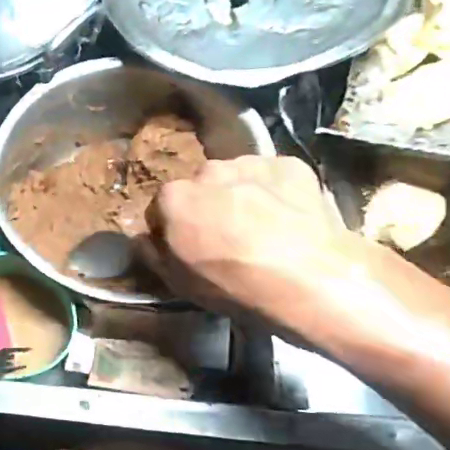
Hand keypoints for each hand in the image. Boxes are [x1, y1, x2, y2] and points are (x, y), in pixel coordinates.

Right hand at [145, 156, 373, 336]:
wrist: (307, 279)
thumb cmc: (233, 285)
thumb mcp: (178, 283)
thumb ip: (152, 254)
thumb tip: (142, 238)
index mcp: (174, 198)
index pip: (162, 207)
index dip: (173, 228)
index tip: (188, 247)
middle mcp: (208, 171)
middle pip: (201, 188)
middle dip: (208, 207)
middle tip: (228, 239)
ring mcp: (251, 164)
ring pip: (238, 178)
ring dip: (242, 196)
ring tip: (263, 228)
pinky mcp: (290, 165)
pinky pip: (273, 177)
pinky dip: (277, 192)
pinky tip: (288, 219)